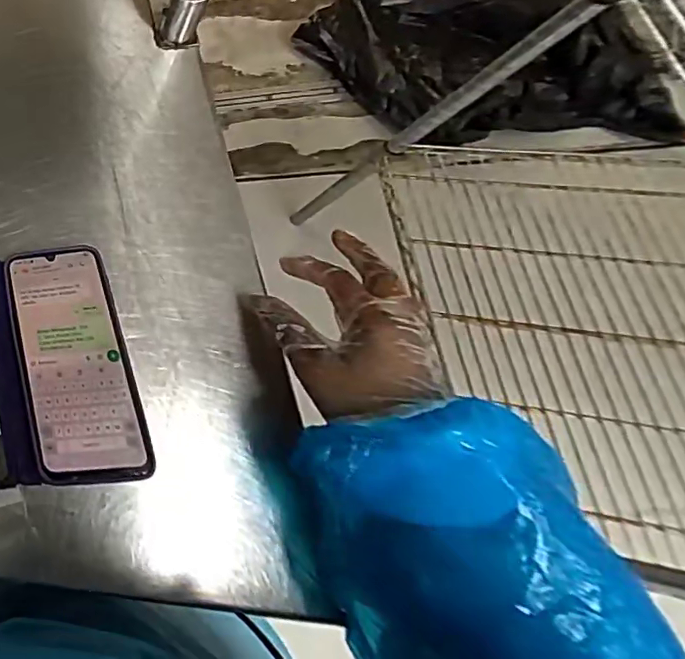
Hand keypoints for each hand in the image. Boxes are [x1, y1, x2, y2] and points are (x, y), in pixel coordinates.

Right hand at [247, 229, 445, 419]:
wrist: (411, 446)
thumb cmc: (364, 406)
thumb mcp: (314, 366)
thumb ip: (288, 329)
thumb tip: (263, 304)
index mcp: (373, 314)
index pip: (335, 278)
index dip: (307, 267)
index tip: (286, 264)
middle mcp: (398, 317)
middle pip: (378, 272)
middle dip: (357, 252)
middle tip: (341, 238)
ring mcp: (414, 334)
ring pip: (396, 289)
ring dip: (377, 273)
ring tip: (364, 266)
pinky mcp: (421, 352)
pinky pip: (405, 308)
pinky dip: (389, 296)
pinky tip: (382, 307)